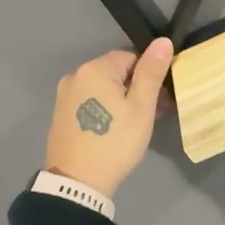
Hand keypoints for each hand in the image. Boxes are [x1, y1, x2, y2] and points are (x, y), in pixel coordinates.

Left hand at [44, 38, 173, 196]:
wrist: (78, 183)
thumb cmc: (115, 142)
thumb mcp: (140, 108)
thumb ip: (151, 72)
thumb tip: (163, 41)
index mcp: (94, 69)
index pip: (131, 57)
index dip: (148, 75)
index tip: (159, 98)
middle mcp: (74, 76)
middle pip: (115, 73)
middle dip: (135, 88)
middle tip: (153, 114)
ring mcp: (64, 96)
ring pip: (102, 89)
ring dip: (121, 100)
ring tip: (135, 125)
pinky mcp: (61, 115)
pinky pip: (90, 103)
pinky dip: (104, 110)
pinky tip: (114, 131)